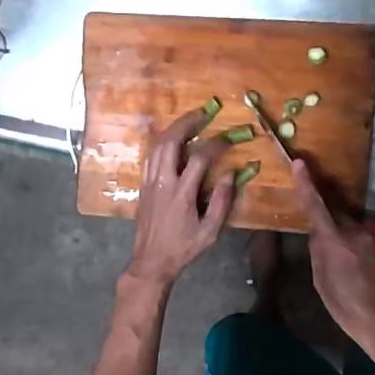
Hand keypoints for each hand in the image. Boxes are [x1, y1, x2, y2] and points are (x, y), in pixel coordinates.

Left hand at [124, 109, 234, 288]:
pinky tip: (171, 139)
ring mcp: (150, 182)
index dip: (216, 144)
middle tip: (203, 113)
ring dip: (173, 129)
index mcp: (182, 193)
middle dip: (187, 123)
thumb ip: (222, 202)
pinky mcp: (143, 186)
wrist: (151, 262)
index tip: (230, 138)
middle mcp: (163, 182)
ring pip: (157, 146)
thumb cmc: (184, 248)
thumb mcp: (210, 231)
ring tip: (189, 121)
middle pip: (170, 141)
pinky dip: (161, 142)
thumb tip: (231, 174)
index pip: (200, 158)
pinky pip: (150, 156)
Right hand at [292, 158, 374, 359]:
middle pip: (337, 218)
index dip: (307, 184)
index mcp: (336, 242)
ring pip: (353, 231)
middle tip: (321, 240)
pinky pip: (367, 243)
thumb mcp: (323, 284)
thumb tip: (317, 236)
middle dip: (327, 222)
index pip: (316, 207)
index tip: (300, 163)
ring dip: (345, 241)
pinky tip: (361, 274)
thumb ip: (319, 254)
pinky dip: (359, 251)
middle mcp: (358, 233)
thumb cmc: (350, 311)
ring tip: (344, 269)